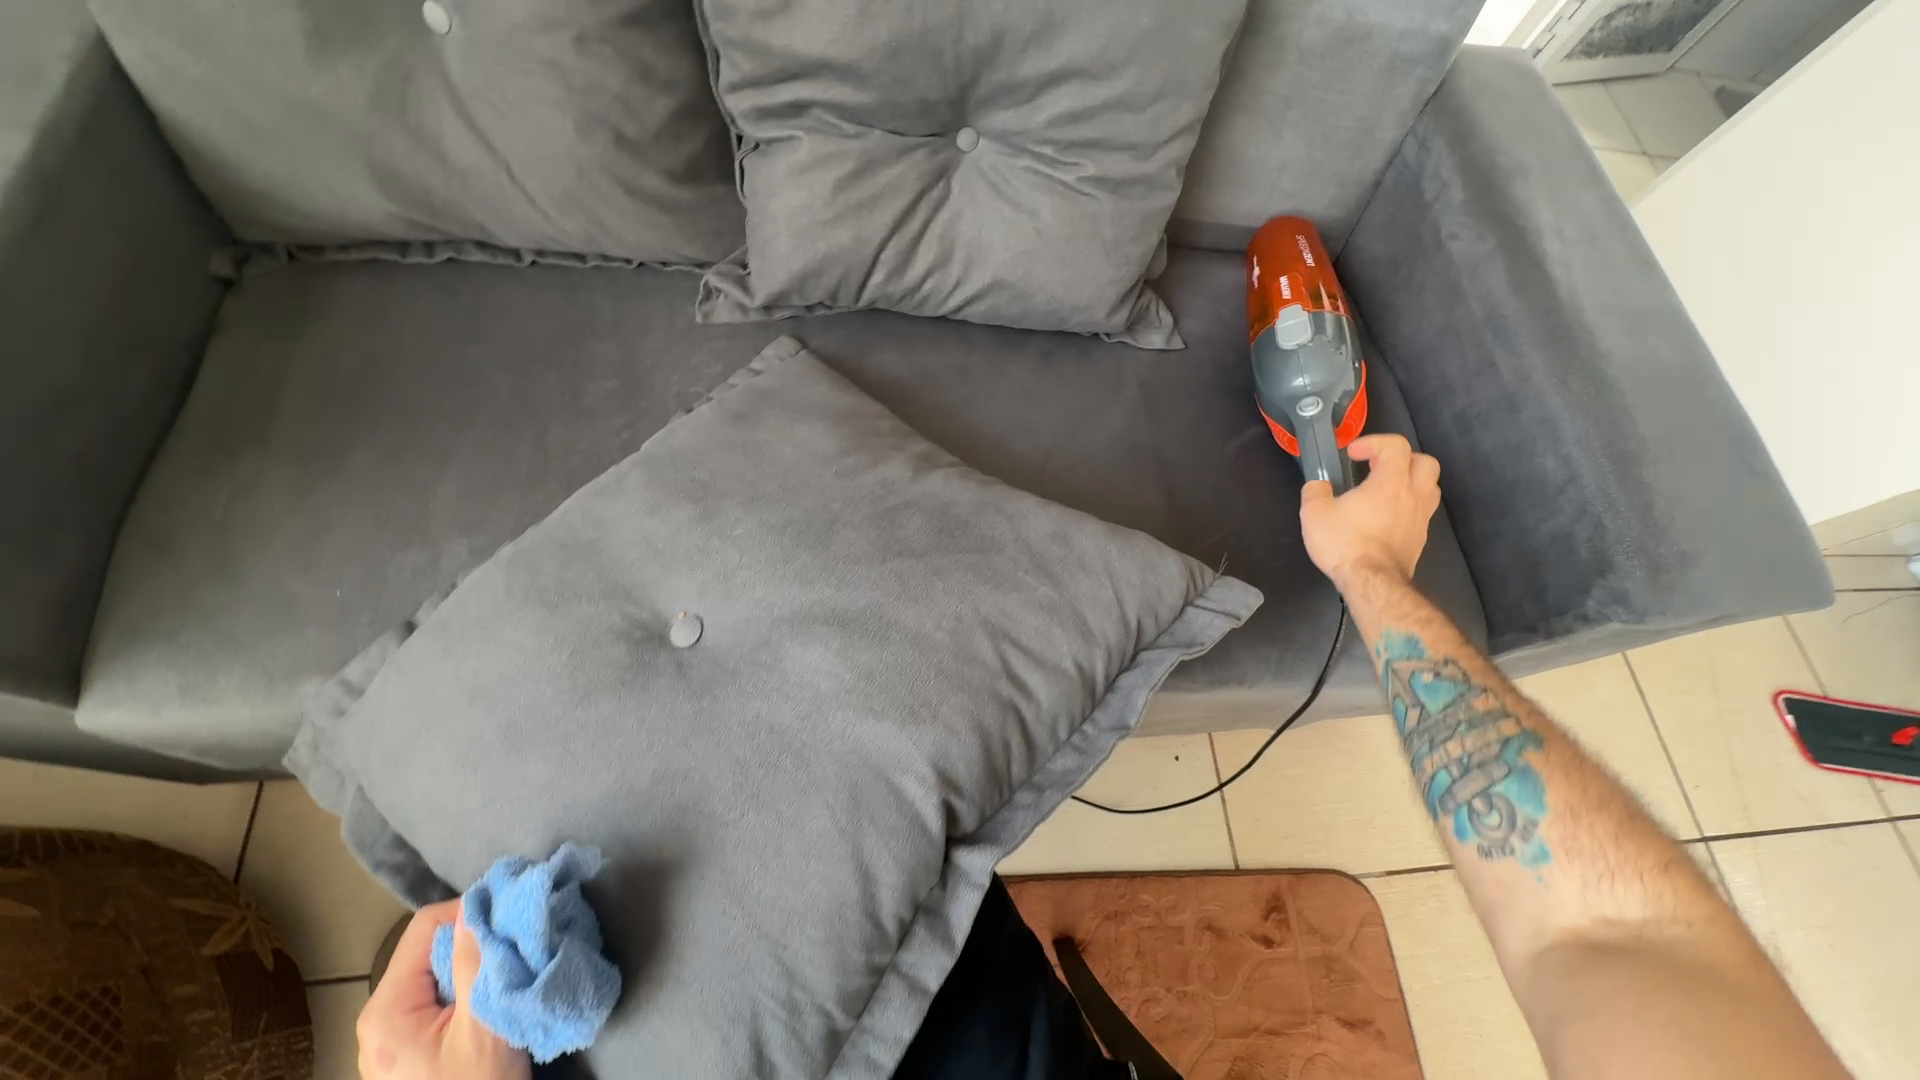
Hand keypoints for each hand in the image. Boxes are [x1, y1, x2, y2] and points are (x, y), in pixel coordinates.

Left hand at [356, 900, 530, 1079]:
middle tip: (520, 946)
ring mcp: (394, 1033)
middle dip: (478, 940)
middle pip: (433, 948)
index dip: (472, 911)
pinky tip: (498, 998)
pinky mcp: (412, 1046)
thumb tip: (479, 904)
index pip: (427, 927)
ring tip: (514, 972)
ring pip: (440, 971)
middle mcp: (380, 1015)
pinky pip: (442, 995)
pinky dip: (473, 987)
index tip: (514, 918)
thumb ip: (475, 963)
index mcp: (386, 1008)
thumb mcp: (482, 1025)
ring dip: (479, 964)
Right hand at [1299, 434, 1440, 589]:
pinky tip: (1386, 516)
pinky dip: (1407, 505)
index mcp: (1390, 482)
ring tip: (1385, 489)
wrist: (1371, 581)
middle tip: (1377, 466)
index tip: (1352, 453)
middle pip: (1425, 462)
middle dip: (1401, 458)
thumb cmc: (1344, 542)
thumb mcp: (1314, 513)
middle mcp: (1413, 495)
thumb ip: (1315, 491)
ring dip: (1410, 481)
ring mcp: (1420, 517)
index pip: (1395, 445)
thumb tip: (1318, 485)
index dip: (1373, 442)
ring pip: (1429, 486)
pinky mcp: (1420, 538)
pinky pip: (1421, 511)